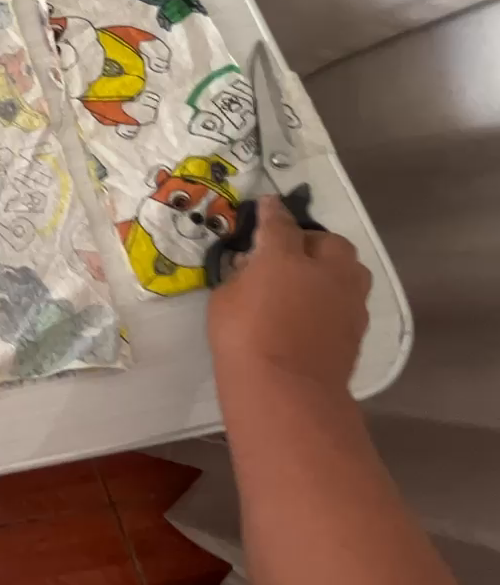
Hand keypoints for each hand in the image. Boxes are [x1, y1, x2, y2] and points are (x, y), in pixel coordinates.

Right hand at [209, 194, 371, 394]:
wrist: (286, 382)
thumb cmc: (240, 334)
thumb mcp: (226, 296)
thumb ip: (243, 274)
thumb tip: (254, 265)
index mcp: (284, 259)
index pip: (279, 225)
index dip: (271, 211)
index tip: (267, 202)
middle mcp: (324, 271)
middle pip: (329, 241)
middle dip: (310, 239)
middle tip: (287, 248)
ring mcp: (348, 297)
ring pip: (349, 266)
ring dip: (329, 263)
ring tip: (305, 274)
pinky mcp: (358, 321)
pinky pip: (349, 293)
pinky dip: (332, 289)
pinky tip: (311, 302)